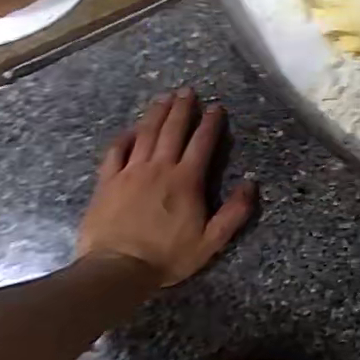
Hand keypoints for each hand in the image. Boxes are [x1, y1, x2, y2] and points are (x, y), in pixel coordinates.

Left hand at [74, 89, 257, 286]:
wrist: (117, 268)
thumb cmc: (167, 256)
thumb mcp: (210, 242)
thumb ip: (234, 213)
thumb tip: (251, 183)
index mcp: (186, 180)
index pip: (202, 143)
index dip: (211, 123)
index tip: (216, 107)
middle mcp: (159, 168)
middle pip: (173, 130)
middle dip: (182, 108)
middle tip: (188, 91)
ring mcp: (131, 172)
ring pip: (146, 133)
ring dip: (157, 113)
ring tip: (164, 97)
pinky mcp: (108, 181)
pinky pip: (116, 151)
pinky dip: (125, 136)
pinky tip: (131, 129)